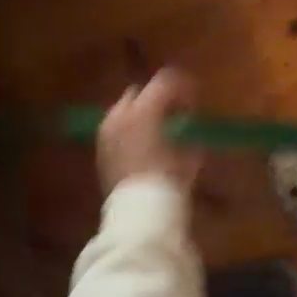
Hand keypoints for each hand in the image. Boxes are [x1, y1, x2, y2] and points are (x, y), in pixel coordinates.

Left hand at [97, 69, 203, 193]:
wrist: (138, 215)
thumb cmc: (169, 183)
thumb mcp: (189, 157)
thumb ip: (191, 134)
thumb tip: (191, 127)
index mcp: (143, 111)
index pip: (165, 82)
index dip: (184, 87)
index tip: (195, 98)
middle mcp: (120, 115)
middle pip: (141, 92)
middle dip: (157, 98)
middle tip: (175, 113)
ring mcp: (106, 132)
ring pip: (125, 110)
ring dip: (141, 113)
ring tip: (158, 130)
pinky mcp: (100, 150)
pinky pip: (116, 129)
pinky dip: (130, 130)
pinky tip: (143, 146)